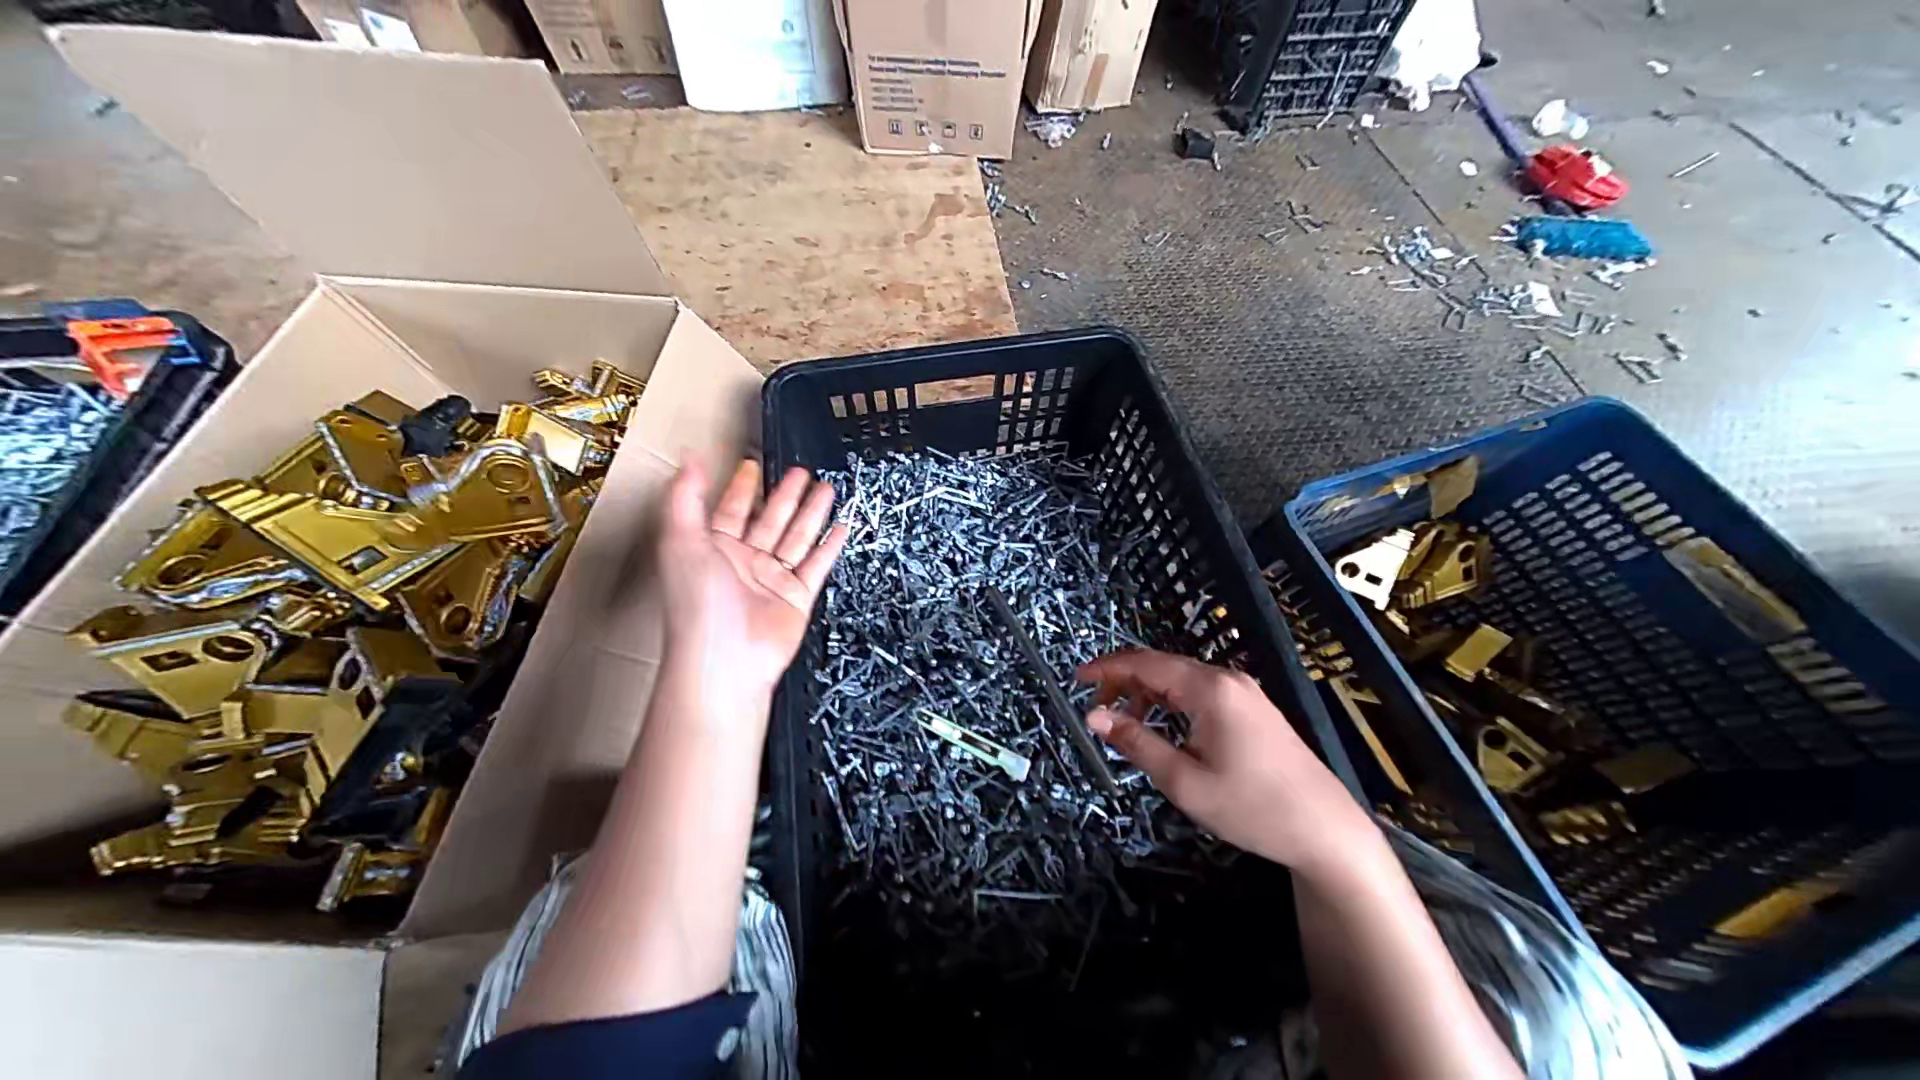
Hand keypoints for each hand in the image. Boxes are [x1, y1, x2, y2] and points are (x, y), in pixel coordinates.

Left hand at [659, 458, 846, 701]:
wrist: (726, 658)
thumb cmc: (698, 608)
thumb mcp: (682, 541)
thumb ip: (685, 499)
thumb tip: (687, 462)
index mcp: (713, 549)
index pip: (730, 509)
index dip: (741, 486)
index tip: (752, 466)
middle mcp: (743, 563)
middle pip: (770, 519)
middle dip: (785, 494)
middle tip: (800, 472)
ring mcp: (771, 580)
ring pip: (796, 537)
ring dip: (812, 513)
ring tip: (827, 489)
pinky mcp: (795, 597)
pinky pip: (817, 565)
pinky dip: (830, 546)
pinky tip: (840, 528)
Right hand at [1079, 649, 1371, 872]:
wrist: (1327, 831)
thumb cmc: (1252, 808)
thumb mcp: (1184, 781)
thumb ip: (1136, 743)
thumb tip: (1093, 716)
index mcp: (1209, 689)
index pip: (1145, 663)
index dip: (1106, 668)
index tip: (1076, 679)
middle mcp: (1227, 679)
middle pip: (1162, 666)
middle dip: (1124, 680)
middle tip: (1096, 709)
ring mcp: (1244, 692)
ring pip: (1181, 679)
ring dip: (1147, 692)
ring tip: (1124, 721)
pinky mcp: (1253, 708)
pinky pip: (1200, 692)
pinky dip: (1171, 702)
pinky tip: (1162, 726)